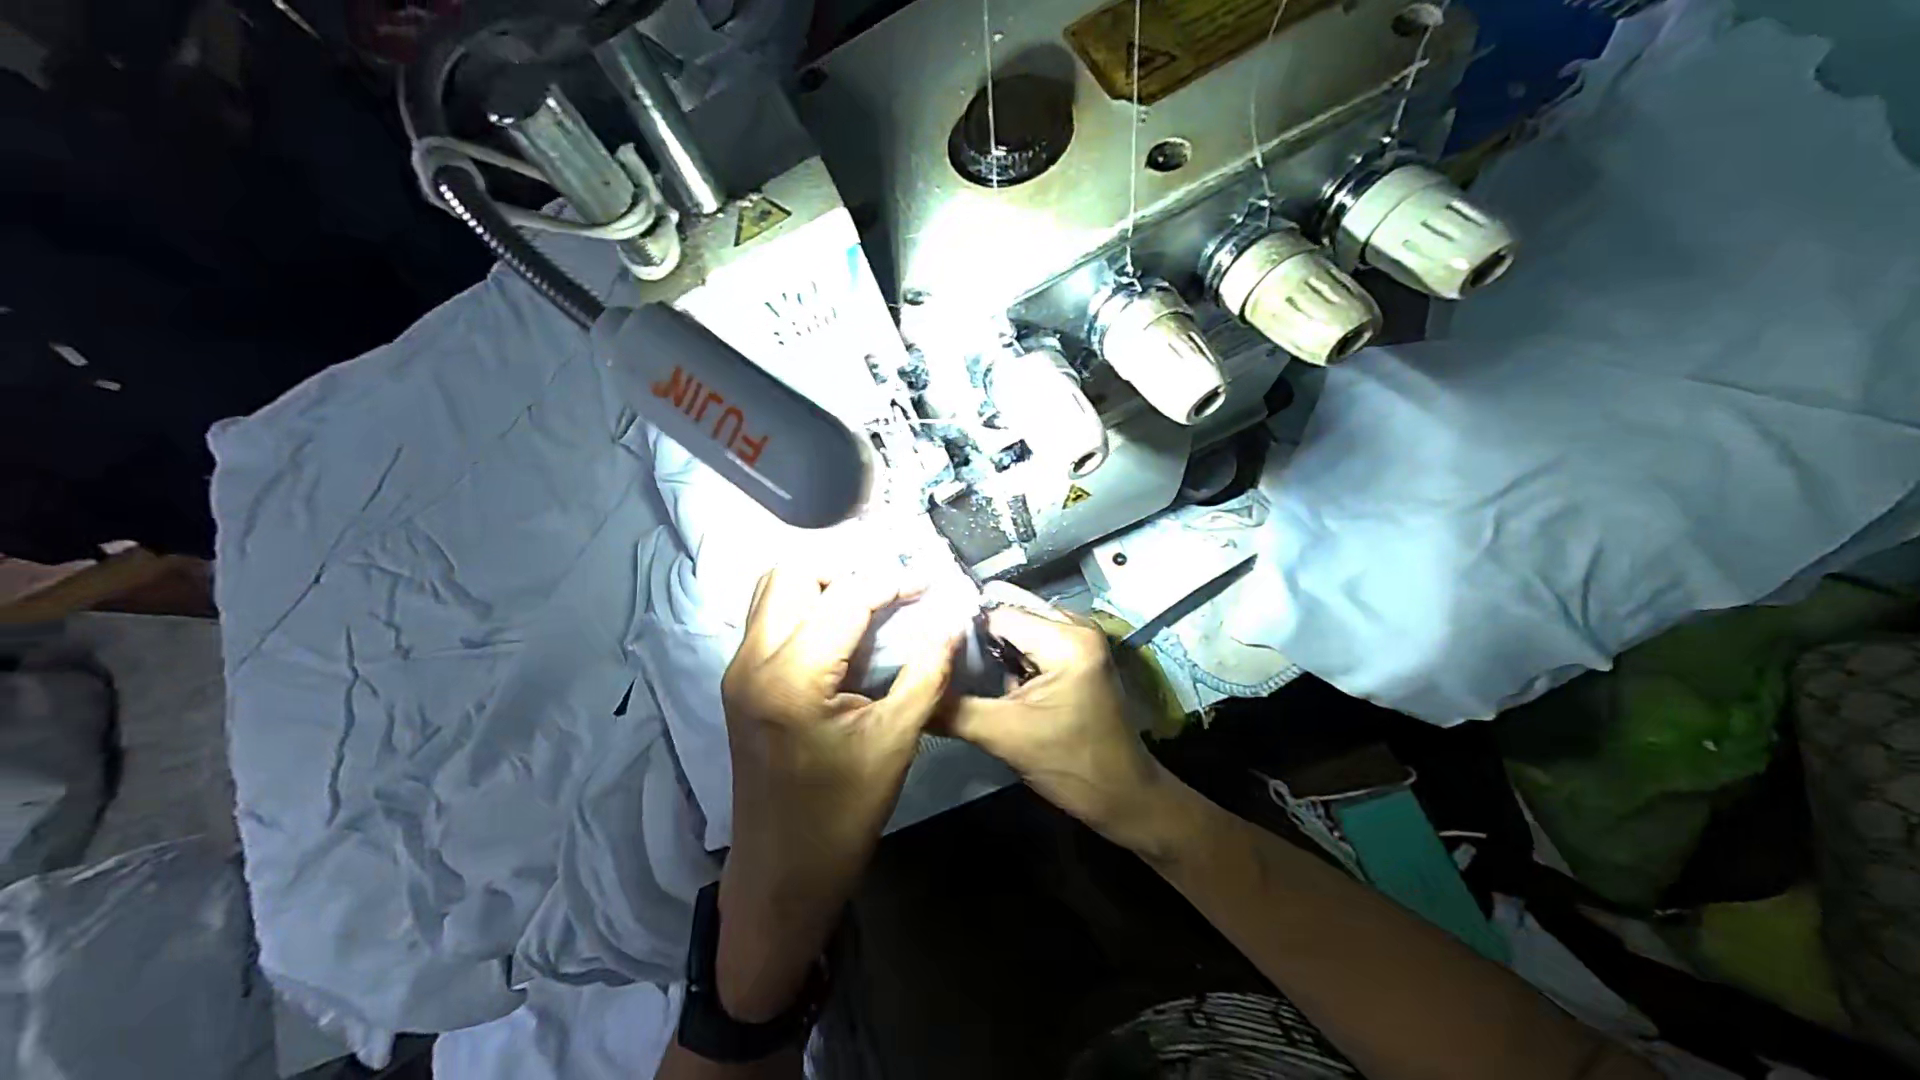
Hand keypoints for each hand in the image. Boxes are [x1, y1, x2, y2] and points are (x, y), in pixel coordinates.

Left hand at [716, 565, 958, 1020]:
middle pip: (794, 573)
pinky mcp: (738, 682)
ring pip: (773, 589)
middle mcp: (753, 660)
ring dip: (821, 582)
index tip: (929, 582)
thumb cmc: (844, 813)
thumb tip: (951, 620)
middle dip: (848, 568)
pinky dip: (804, 605)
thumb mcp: (896, 741)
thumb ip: (926, 672)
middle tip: (893, 588)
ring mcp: (738, 669)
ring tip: (870, 600)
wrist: (782, 872)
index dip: (893, 581)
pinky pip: (768, 617)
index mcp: (793, 677)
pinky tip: (841, 627)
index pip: (846, 596)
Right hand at [942, 585, 1175, 852]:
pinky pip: (1033, 644)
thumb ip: (953, 709)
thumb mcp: (1005, 736)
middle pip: (1009, 617)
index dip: (961, 631)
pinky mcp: (1077, 659)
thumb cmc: (1071, 765)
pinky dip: (1010, 659)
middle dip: (975, 638)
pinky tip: (987, 680)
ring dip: (991, 650)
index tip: (927, 648)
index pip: (997, 615)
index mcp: (1067, 638)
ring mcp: (1080, 642)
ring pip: (1019, 630)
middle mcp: (1077, 628)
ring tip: (955, 669)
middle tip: (935, 657)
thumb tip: (908, 691)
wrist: (1124, 797)